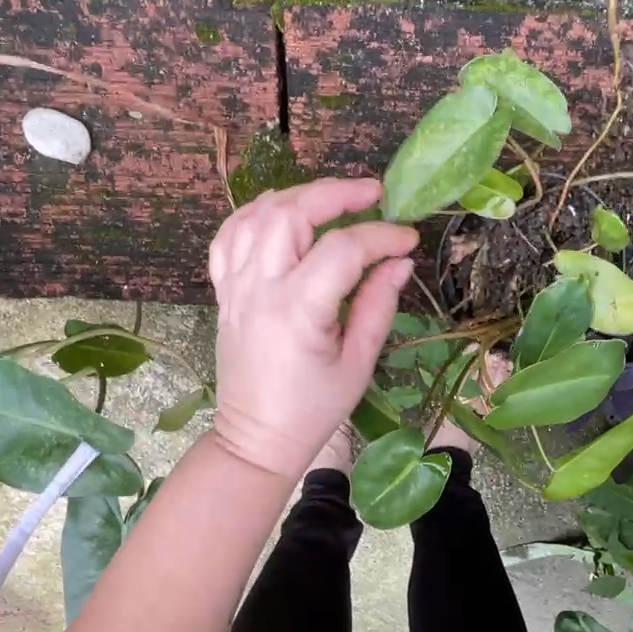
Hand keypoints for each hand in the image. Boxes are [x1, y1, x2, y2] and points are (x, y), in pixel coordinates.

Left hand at [206, 178, 416, 477]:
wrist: (257, 438)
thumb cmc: (313, 409)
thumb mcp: (358, 363)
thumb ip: (378, 306)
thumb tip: (400, 262)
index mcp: (297, 311)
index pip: (343, 250)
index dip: (381, 237)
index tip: (408, 239)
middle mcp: (260, 290)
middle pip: (290, 214)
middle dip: (334, 193)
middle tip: (371, 193)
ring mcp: (235, 288)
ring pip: (256, 216)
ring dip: (296, 197)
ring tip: (331, 198)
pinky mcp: (224, 293)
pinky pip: (229, 237)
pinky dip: (254, 215)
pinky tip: (280, 211)